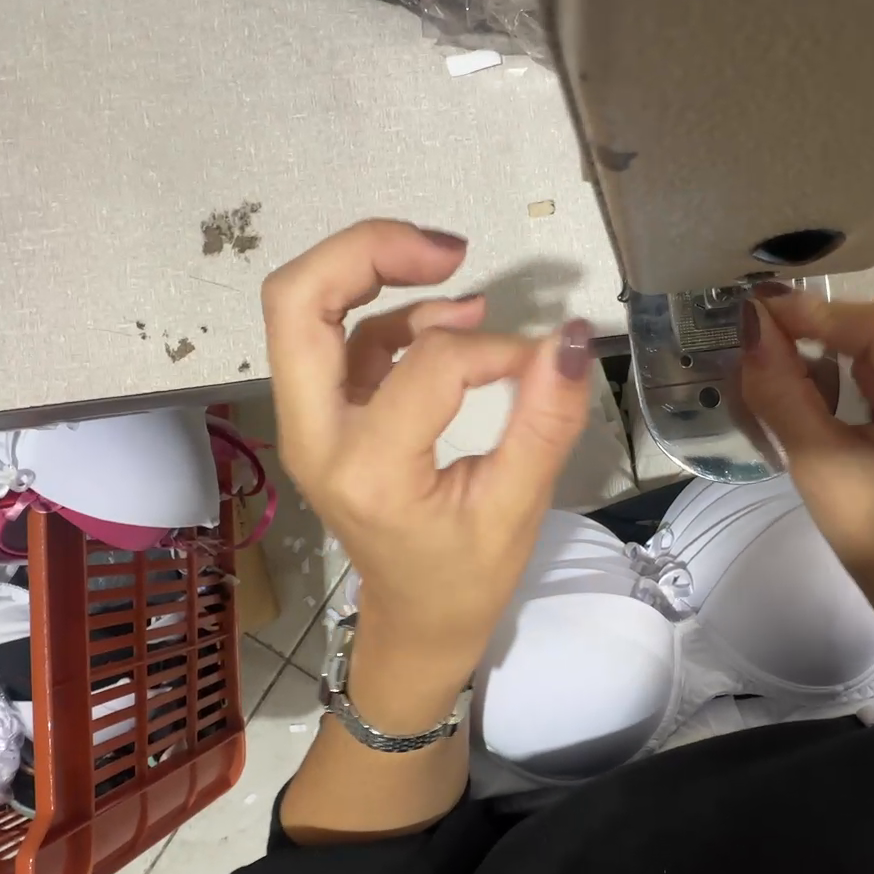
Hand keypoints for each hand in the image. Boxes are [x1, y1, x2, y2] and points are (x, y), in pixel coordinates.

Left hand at [262, 220, 593, 716]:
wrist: (417, 623)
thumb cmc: (467, 578)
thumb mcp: (517, 507)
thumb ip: (546, 423)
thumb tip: (575, 339)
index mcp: (368, 469)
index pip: (431, 364)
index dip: (499, 349)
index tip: (545, 364)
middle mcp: (318, 437)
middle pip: (299, 302)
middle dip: (370, 252)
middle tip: (448, 249)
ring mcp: (312, 425)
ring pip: (305, 310)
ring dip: (373, 273)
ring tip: (456, 269)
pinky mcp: (328, 419)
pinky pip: (339, 340)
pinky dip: (387, 313)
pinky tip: (448, 315)